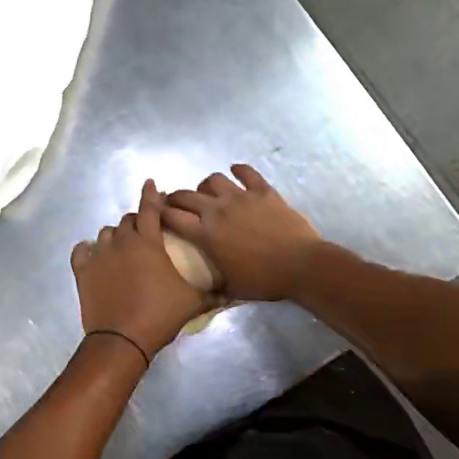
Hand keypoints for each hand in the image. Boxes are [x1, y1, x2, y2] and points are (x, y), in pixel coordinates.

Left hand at [71, 181, 212, 361]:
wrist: (122, 340)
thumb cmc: (160, 314)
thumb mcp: (193, 302)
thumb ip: (213, 293)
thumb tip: (232, 293)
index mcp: (149, 242)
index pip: (150, 208)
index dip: (152, 194)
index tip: (152, 184)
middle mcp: (123, 241)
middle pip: (128, 220)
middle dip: (138, 221)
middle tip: (146, 231)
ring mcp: (100, 255)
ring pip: (106, 233)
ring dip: (116, 235)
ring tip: (123, 246)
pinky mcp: (82, 271)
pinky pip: (82, 250)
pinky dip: (88, 249)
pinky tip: (94, 254)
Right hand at [163, 165, 322, 301]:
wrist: (299, 265)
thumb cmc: (264, 281)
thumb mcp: (232, 288)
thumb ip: (216, 284)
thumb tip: (208, 289)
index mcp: (206, 235)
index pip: (172, 218)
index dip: (161, 214)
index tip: (159, 215)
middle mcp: (218, 210)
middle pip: (187, 195)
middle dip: (176, 198)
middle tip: (178, 203)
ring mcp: (241, 197)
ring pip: (214, 179)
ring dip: (206, 185)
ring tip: (209, 191)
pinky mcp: (264, 191)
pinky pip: (247, 172)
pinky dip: (239, 169)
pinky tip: (236, 170)